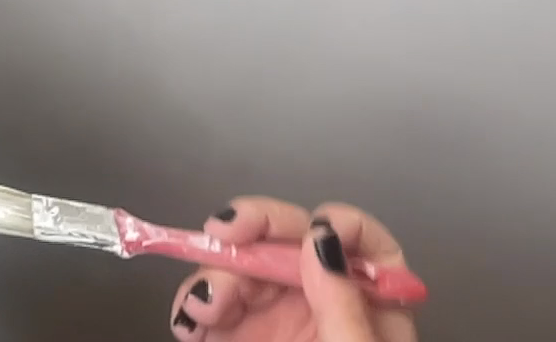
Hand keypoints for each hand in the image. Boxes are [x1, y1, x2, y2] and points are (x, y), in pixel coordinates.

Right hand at [169, 197, 417, 341]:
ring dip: (212, 275)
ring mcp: (269, 317)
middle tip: (222, 232)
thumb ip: (345, 312)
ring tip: (203, 310)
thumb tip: (320, 241)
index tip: (315, 230)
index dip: (342, 225)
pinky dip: (188, 304)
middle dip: (248, 230)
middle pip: (284, 237)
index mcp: (368, 314)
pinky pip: (202, 298)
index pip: (364, 245)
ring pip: (235, 262)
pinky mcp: (229, 332)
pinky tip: (189, 323)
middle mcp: (317, 303)